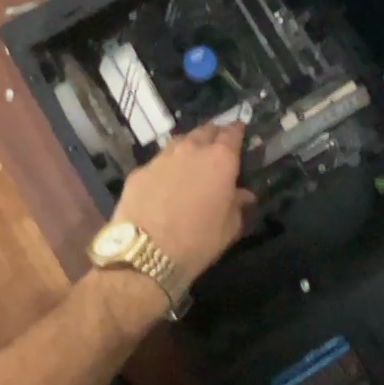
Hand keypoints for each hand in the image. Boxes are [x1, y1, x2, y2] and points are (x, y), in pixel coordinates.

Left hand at [109, 122, 254, 280]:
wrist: (145, 253)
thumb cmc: (197, 242)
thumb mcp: (229, 228)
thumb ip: (237, 205)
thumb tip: (243, 195)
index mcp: (220, 160)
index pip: (232, 133)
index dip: (237, 131)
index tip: (239, 131)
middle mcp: (192, 150)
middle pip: (205, 131)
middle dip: (213, 135)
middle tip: (217, 146)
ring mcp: (162, 158)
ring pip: (180, 142)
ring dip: (189, 147)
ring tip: (191, 160)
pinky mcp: (139, 171)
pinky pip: (158, 162)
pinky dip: (166, 167)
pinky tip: (164, 182)